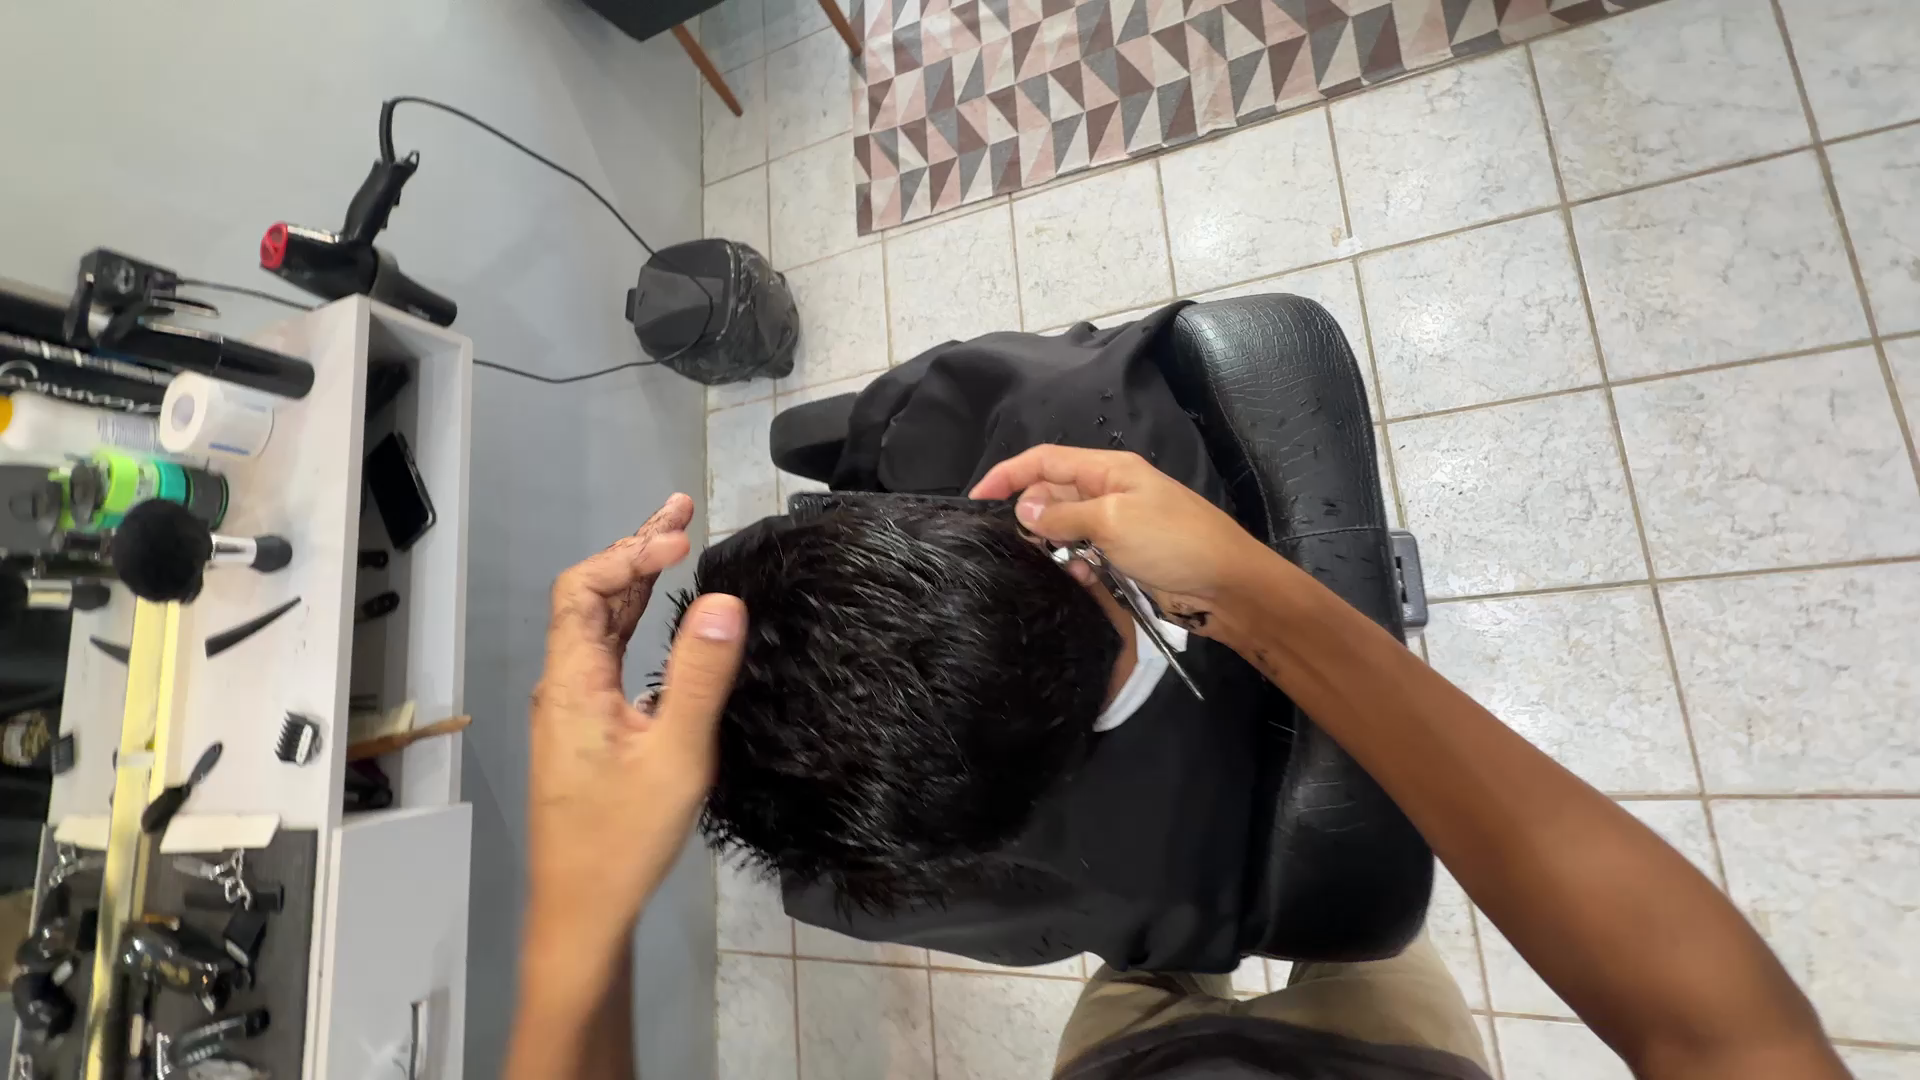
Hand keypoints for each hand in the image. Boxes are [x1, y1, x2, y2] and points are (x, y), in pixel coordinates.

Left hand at [526, 493, 745, 951]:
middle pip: (589, 595)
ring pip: (600, 622)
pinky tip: (662, 610)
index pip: (584, 589)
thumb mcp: (676, 756)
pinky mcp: (593, 722)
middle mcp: (567, 682)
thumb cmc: (624, 837)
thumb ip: (699, 677)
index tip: (684, 541)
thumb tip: (722, 601)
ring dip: (636, 578)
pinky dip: (637, 615)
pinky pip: (611, 650)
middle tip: (683, 511)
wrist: (585, 909)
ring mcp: (577, 703)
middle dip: (635, 548)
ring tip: (678, 540)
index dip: (630, 554)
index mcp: (574, 681)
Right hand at [971, 445, 1275, 632]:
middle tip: (1019, 542)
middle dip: (1032, 514)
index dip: (1009, 473)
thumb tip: (1023, 508)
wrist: (1227, 586)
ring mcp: (1116, 524)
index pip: (1045, 459)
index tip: (977, 497)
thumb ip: (1064, 513)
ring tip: (1054, 564)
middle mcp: (1108, 492)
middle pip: (1052, 492)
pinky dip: (1075, 563)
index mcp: (1108, 470)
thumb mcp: (1112, 521)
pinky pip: (1084, 553)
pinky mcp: (1123, 555)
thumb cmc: (1173, 541)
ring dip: (1054, 543)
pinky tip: (1080, 578)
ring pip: (1065, 526)